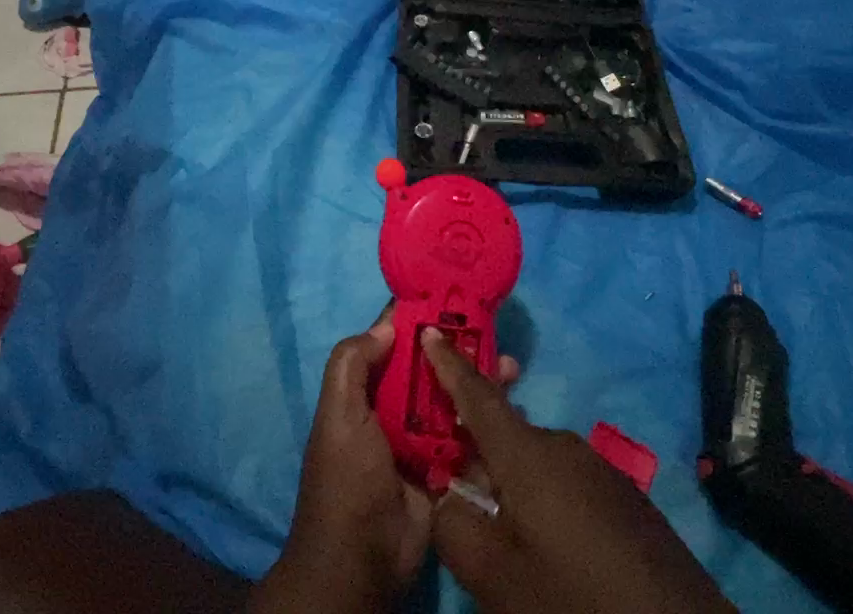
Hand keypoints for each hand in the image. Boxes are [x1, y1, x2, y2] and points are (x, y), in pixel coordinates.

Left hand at [253, 312, 520, 613]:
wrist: (361, 558)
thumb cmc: (346, 480)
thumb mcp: (338, 416)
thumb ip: (352, 364)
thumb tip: (387, 325)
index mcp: (364, 395)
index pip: (391, 346)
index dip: (416, 320)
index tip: (450, 295)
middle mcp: (393, 412)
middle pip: (430, 370)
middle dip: (459, 349)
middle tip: (493, 332)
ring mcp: (423, 442)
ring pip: (454, 400)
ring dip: (479, 381)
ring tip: (511, 365)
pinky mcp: (449, 469)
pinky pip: (470, 436)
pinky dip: (489, 419)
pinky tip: (513, 404)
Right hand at [423, 329, 735, 613]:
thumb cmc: (572, 595)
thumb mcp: (494, 572)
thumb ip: (453, 524)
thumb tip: (446, 495)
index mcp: (528, 453)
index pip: (478, 395)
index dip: (449, 364)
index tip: (429, 329)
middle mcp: (563, 447)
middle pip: (503, 435)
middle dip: (473, 448)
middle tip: (449, 475)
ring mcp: (598, 469)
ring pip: (534, 463)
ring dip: (508, 481)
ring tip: (495, 525)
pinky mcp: (622, 497)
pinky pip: (564, 481)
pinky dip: (540, 496)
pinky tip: (542, 539)